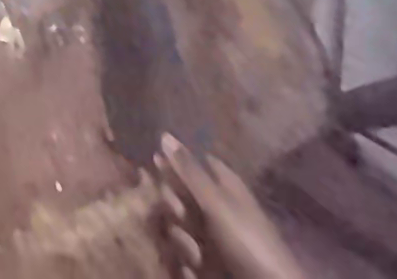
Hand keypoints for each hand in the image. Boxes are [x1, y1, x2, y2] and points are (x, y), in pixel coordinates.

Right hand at [154, 135, 305, 278]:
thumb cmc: (246, 240)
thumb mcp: (215, 201)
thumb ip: (189, 170)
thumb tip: (165, 133)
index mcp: (231, 189)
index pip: (206, 163)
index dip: (181, 157)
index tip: (156, 154)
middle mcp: (226, 209)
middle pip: (193, 191)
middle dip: (172, 189)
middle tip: (150, 188)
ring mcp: (221, 237)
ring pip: (188, 218)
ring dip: (171, 218)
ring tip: (159, 220)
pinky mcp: (214, 262)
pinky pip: (189, 247)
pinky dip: (178, 245)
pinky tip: (170, 244)